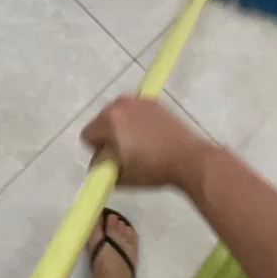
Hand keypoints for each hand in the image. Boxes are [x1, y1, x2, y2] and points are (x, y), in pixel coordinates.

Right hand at [80, 95, 214, 188]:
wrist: (189, 158)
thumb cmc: (152, 168)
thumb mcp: (120, 176)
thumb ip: (101, 169)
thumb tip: (99, 164)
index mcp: (108, 120)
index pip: (87, 135)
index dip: (96, 150)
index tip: (111, 159)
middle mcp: (120, 104)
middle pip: (101, 121)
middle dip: (108, 135)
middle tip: (124, 152)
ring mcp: (138, 101)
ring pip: (118, 114)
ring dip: (122, 127)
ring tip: (138, 144)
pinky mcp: (154, 102)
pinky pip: (135, 111)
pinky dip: (137, 121)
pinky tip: (150, 135)